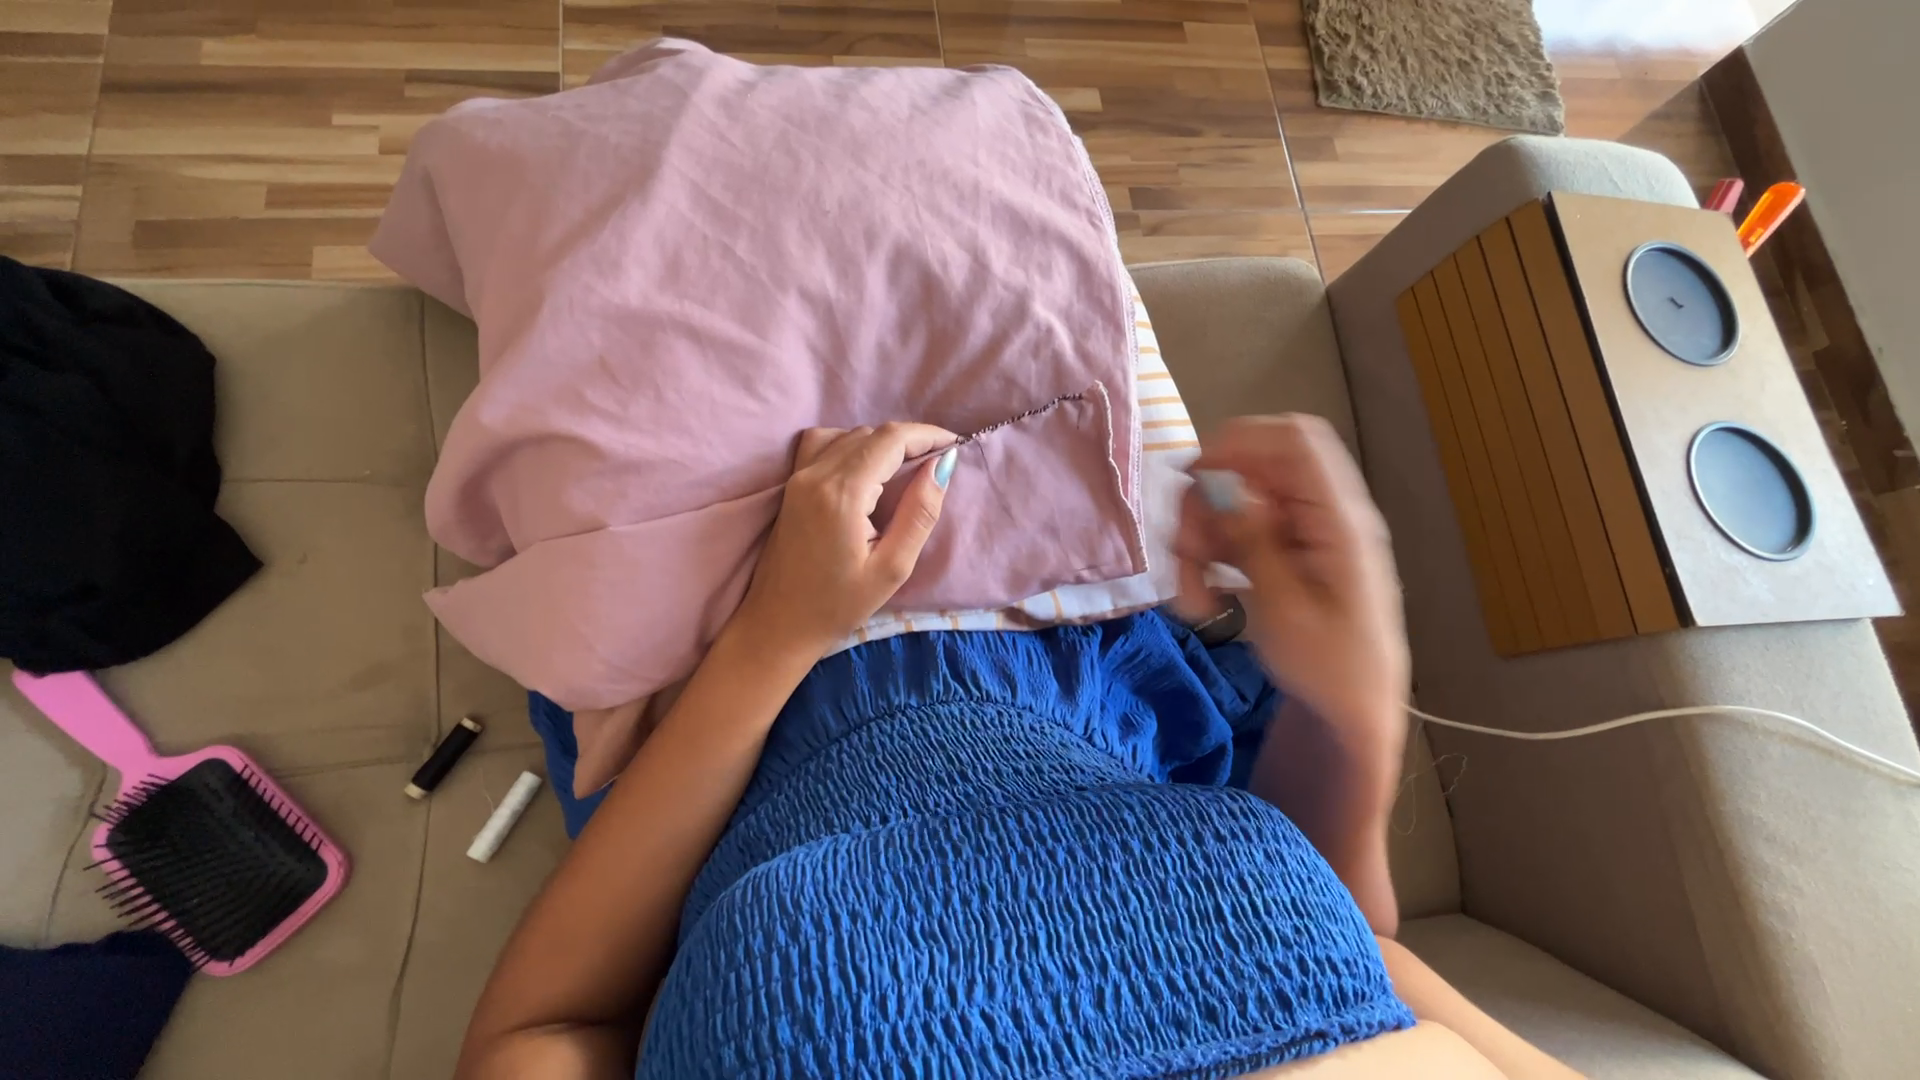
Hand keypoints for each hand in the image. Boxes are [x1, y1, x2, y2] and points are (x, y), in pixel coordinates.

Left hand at [733, 423, 958, 661]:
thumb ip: (920, 512)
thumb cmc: (838, 605)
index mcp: (842, 494)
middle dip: (909, 441)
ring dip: (882, 443)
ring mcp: (798, 477)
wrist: (778, 624)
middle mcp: (815, 474)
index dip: (927, 435)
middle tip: (937, 464)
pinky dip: (852, 444)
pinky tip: (866, 470)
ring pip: (849, 435)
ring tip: (907, 469)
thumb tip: (943, 465)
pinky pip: (823, 442)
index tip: (955, 444)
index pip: (891, 440)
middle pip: (871, 434)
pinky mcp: (791, 485)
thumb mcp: (892, 567)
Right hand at [1174, 414, 1409, 738]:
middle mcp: (1318, 515)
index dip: (1240, 442)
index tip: (1192, 479)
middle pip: (1250, 471)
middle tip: (1184, 554)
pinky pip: (1233, 536)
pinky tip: (1203, 601)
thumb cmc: (1330, 667)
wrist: (1350, 713)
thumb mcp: (1286, 609)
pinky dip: (1208, 560)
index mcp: (1337, 518)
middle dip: (1204, 506)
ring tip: (1191, 595)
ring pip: (1232, 506)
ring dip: (1199, 540)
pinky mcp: (1281, 555)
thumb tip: (1229, 488)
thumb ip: (1257, 543)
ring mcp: (1298, 535)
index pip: (1294, 440)